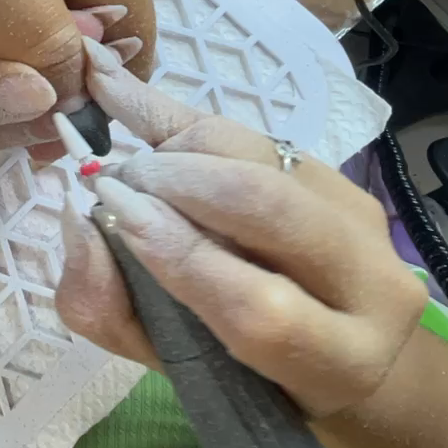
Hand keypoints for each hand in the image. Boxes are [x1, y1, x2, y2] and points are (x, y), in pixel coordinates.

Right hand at [56, 38, 427, 417]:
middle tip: (112, 182)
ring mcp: (357, 216)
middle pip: (267, 207)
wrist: (341, 343)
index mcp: (333, 361)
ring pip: (255, 153)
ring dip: (174, 144)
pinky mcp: (330, 169)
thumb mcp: (165, 360)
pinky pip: (239, 129)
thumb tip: (78, 225)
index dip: (177, 253)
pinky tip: (109, 79)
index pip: (258, 306)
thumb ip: (107, 308)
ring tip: (118, 140)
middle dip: (173, 181)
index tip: (109, 208)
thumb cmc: (240, 368)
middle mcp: (369, 284)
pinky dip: (167, 109)